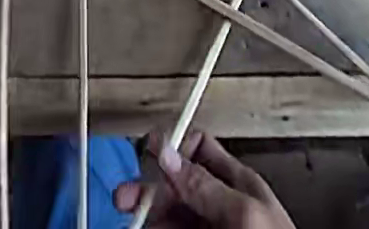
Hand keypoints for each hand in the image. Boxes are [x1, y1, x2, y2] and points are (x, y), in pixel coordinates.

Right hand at [113, 130, 294, 228]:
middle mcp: (221, 208)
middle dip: (150, 191)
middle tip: (124, 199)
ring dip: (150, 219)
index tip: (148, 152)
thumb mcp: (243, 213)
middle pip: (177, 190)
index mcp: (237, 184)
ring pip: (170, 220)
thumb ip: (206, 186)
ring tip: (133, 223)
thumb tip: (171, 155)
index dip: (175, 148)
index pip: (200, 150)